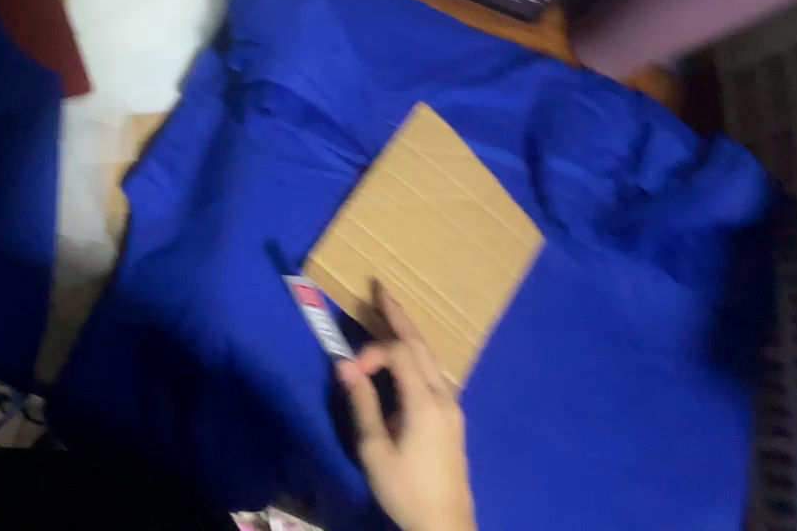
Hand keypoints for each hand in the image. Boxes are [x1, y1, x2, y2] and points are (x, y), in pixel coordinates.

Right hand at [335, 287, 475, 530]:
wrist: (446, 528)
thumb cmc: (406, 490)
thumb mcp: (375, 450)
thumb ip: (362, 403)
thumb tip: (344, 364)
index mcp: (425, 403)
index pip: (399, 352)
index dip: (371, 351)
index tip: (350, 372)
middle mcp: (443, 398)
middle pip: (421, 346)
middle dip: (398, 316)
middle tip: (380, 288)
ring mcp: (451, 409)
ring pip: (430, 359)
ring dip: (408, 333)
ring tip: (390, 313)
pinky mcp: (451, 421)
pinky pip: (432, 374)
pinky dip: (415, 354)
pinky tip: (406, 354)